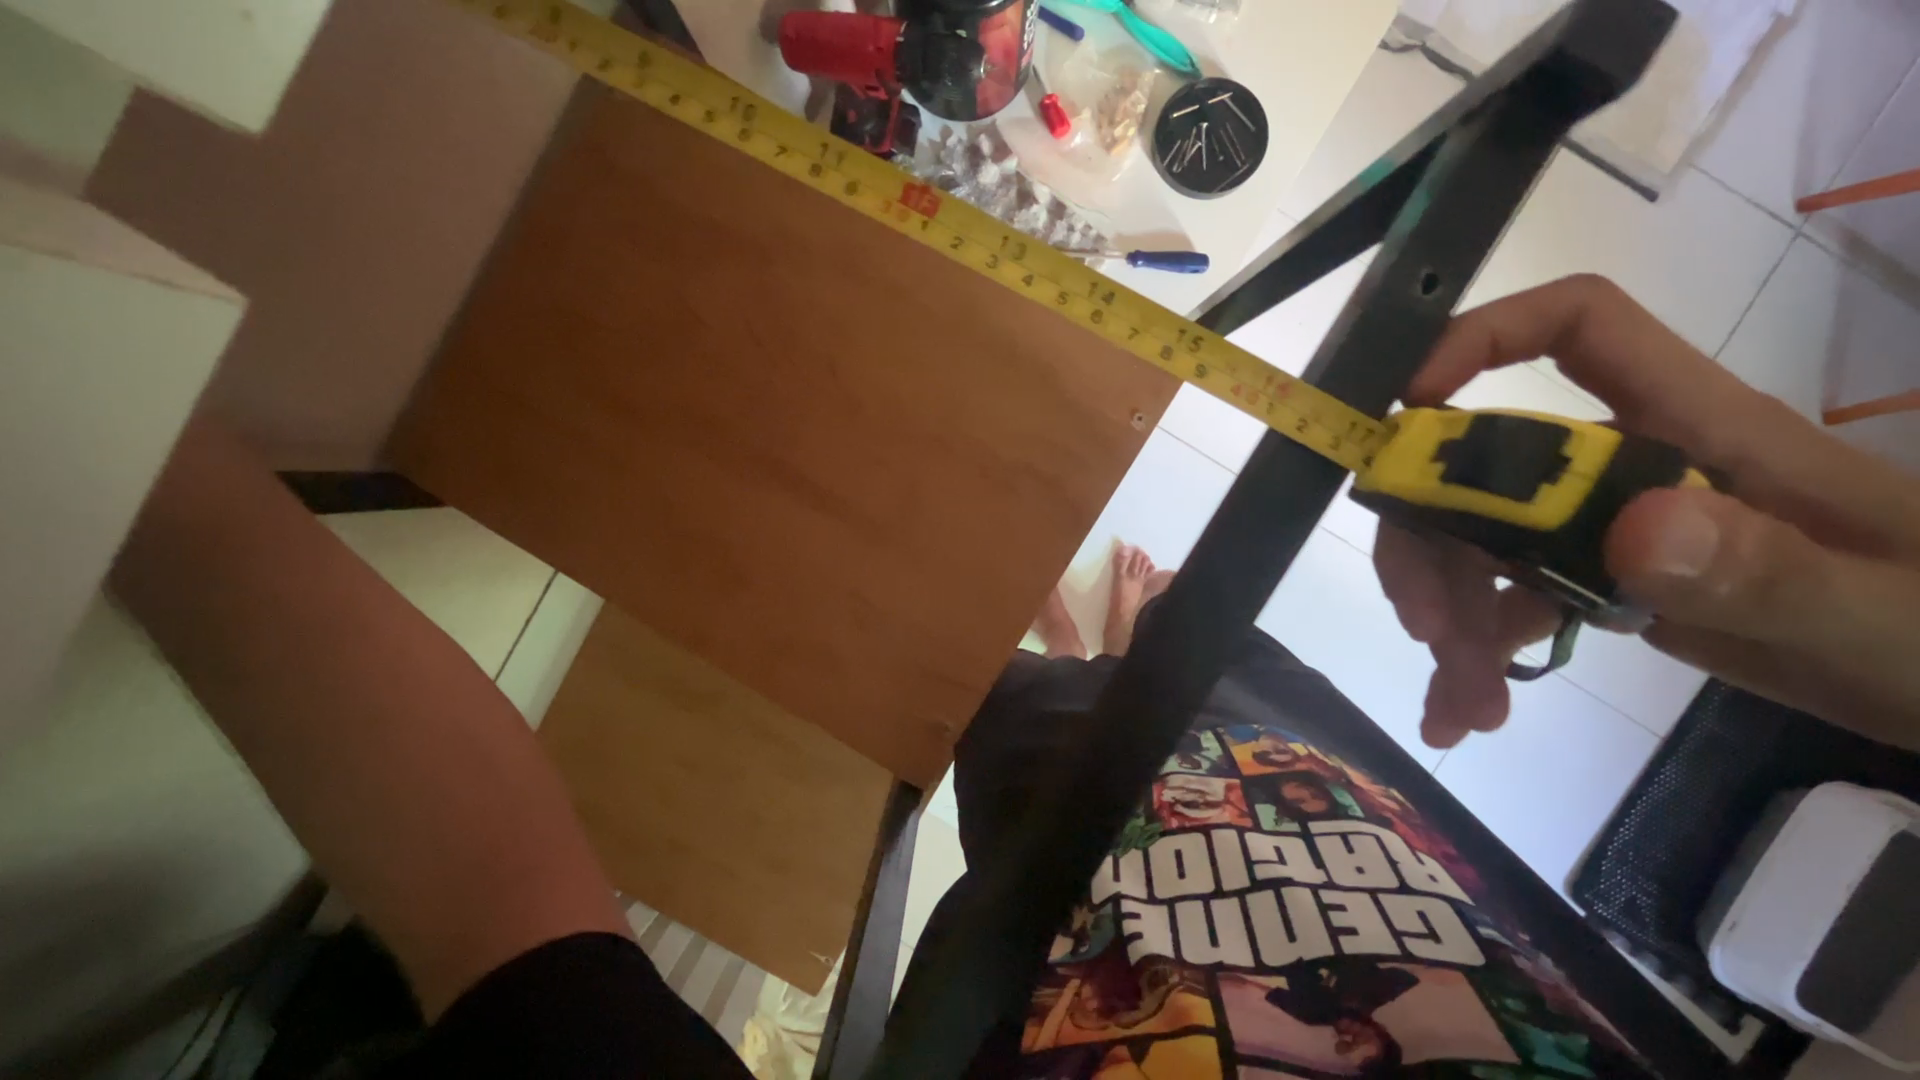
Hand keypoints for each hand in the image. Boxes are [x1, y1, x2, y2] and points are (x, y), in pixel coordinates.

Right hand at [1373, 275, 1919, 750]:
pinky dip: (1471, 656)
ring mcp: (1603, 528)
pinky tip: (1462, 713)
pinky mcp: (1595, 584)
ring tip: (1465, 704)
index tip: (1411, 404)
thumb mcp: (1880, 613)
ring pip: (1476, 543)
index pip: (1579, 329)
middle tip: (1430, 629)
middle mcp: (1628, 466)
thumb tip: (1629, 528)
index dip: (1482, 338)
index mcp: (1697, 431)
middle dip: (1432, 540)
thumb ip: (1763, 567)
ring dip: (1450, 618)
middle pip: (1481, 463)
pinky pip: (1504, 605)